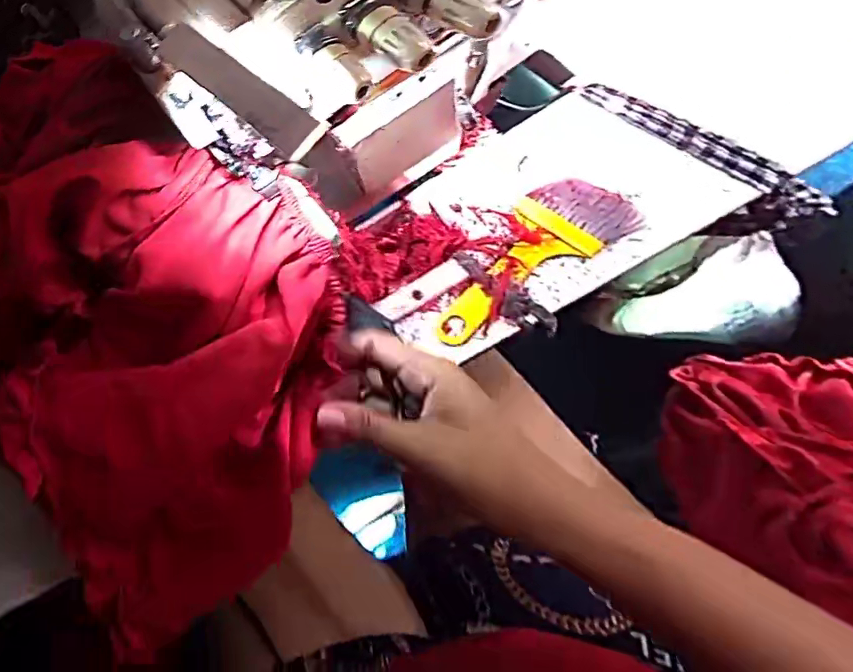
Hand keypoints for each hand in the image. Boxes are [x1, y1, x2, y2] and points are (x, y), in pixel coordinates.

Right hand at [316, 330, 647, 549]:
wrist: (545, 509)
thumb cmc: (484, 469)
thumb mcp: (420, 448)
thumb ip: (369, 427)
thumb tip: (318, 411)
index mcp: (428, 368)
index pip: (374, 343)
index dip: (341, 350)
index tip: (307, 368)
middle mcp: (428, 377)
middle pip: (376, 368)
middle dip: (344, 386)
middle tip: (312, 411)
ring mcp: (434, 402)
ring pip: (384, 394)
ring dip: (357, 408)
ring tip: (325, 430)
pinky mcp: (437, 427)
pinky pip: (397, 416)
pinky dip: (375, 425)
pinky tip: (353, 441)